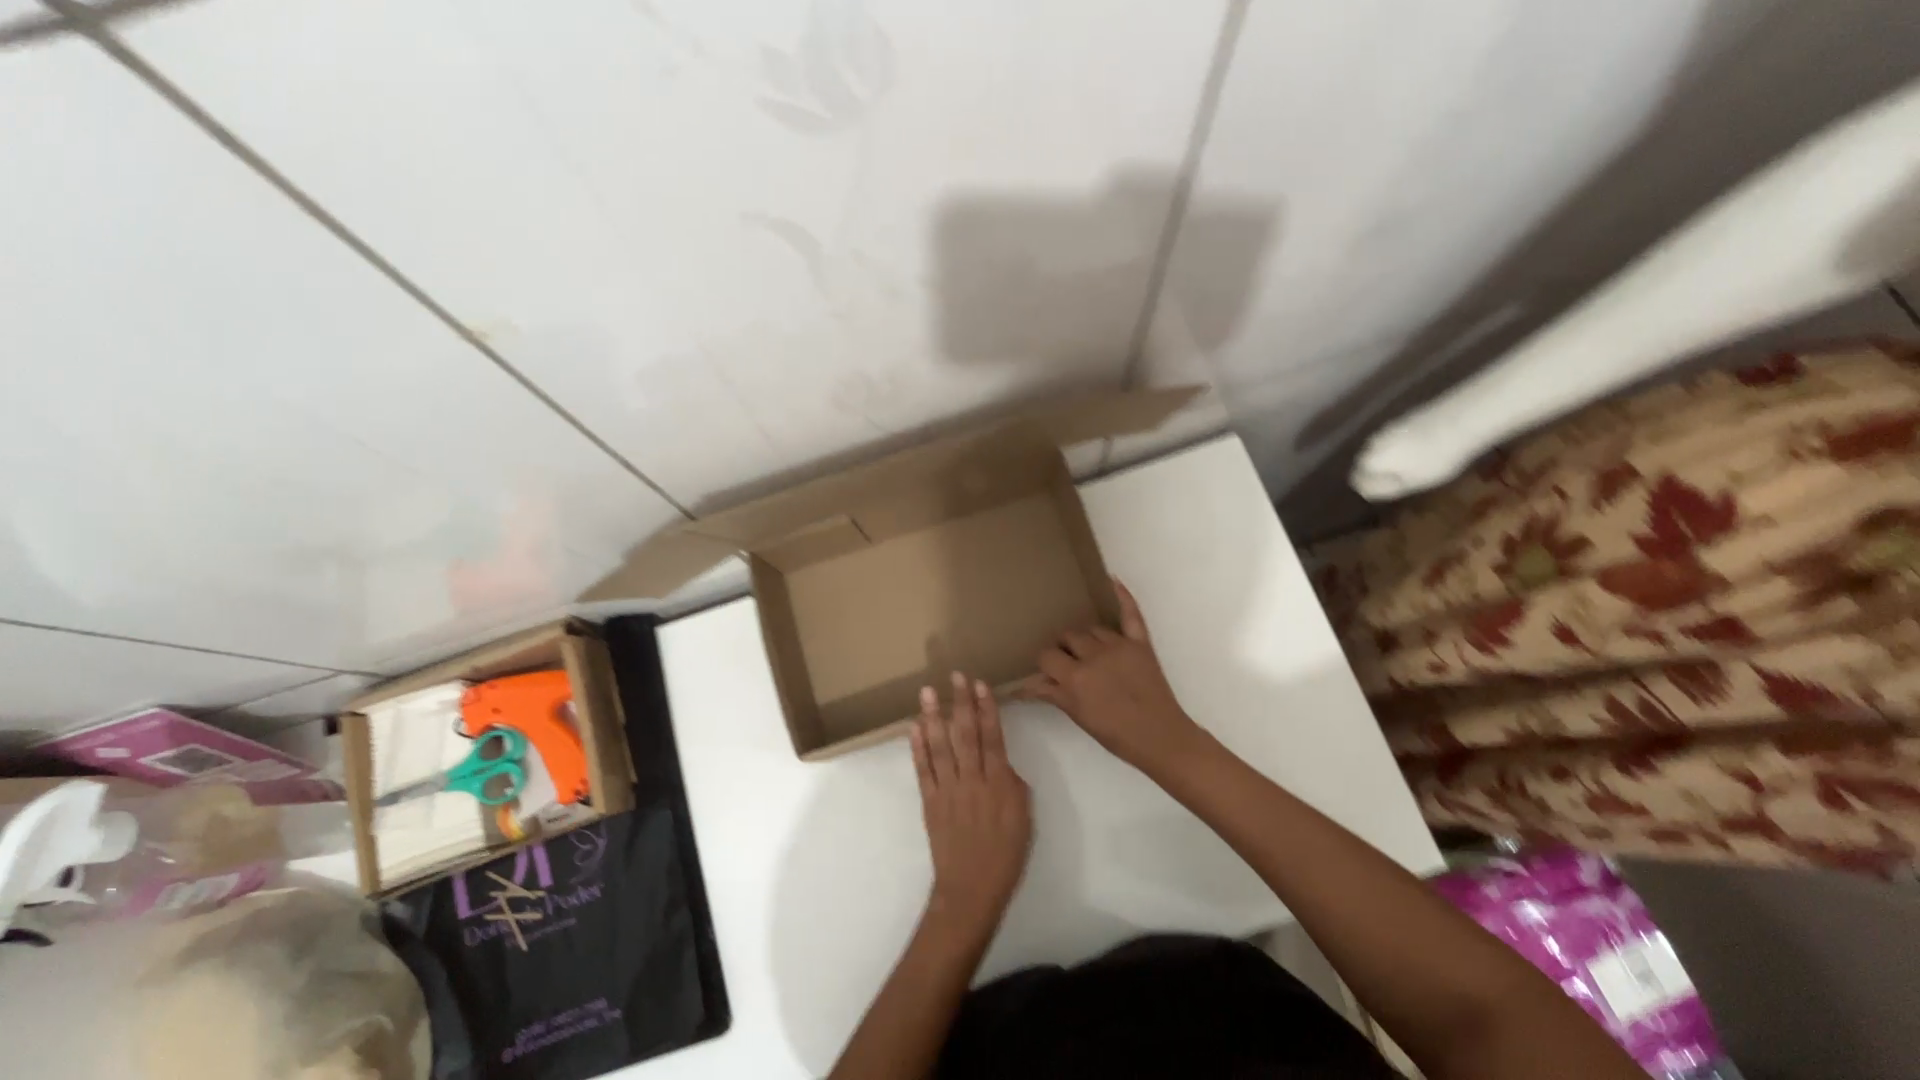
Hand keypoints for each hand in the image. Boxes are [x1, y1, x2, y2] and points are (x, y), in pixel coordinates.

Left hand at [911, 672, 1032, 928]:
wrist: (972, 888)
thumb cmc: (1006, 855)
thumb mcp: (1024, 818)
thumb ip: (1013, 785)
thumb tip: (1002, 763)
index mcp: (999, 783)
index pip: (993, 737)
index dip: (987, 709)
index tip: (981, 685)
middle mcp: (972, 779)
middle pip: (966, 734)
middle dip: (961, 702)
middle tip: (956, 676)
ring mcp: (948, 789)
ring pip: (940, 745)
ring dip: (934, 716)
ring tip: (928, 692)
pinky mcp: (930, 801)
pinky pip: (923, 769)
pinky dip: (918, 747)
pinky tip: (915, 727)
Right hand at [1024, 578, 1203, 770]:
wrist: (1159, 737)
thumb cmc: (1115, 733)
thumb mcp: (1077, 715)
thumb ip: (1051, 694)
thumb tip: (1023, 685)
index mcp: (1074, 676)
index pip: (1046, 656)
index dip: (1045, 663)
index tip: (1047, 671)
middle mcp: (1093, 655)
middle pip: (1068, 637)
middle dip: (1063, 648)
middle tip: (1068, 662)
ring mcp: (1118, 646)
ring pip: (1092, 628)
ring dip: (1085, 636)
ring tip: (1086, 648)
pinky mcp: (1140, 643)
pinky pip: (1130, 614)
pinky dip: (1123, 596)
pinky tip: (1112, 580)